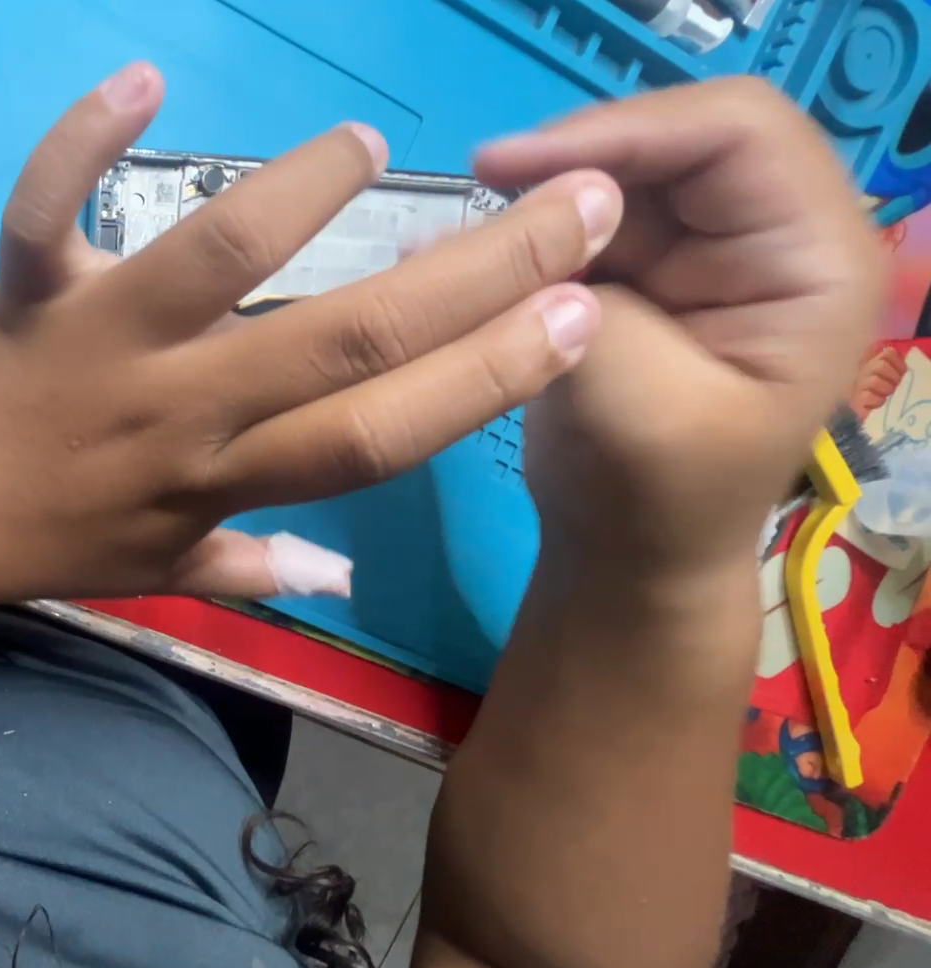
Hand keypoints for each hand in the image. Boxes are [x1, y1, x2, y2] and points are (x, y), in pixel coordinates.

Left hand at [0, 61, 622, 609]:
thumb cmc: (50, 544)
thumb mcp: (158, 574)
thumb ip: (255, 567)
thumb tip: (347, 578)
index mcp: (216, 479)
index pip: (374, 437)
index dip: (485, 382)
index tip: (580, 318)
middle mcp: (174, 409)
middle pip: (338, 342)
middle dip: (472, 272)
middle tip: (573, 201)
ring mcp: (97, 343)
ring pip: (213, 258)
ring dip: (300, 195)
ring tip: (367, 147)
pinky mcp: (27, 295)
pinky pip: (48, 207)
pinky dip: (83, 141)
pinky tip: (140, 79)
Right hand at [476, 78, 888, 570]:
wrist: (628, 552)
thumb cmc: (655, 494)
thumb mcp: (631, 410)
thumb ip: (581, 321)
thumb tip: (493, 250)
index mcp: (804, 257)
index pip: (732, 136)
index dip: (618, 131)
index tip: (495, 165)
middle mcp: (755, 239)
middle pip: (663, 154)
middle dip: (561, 172)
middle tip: (464, 206)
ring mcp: (686, 263)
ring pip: (603, 198)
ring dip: (527, 215)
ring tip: (445, 249)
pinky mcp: (624, 291)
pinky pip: (567, 245)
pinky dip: (512, 253)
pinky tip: (457, 273)